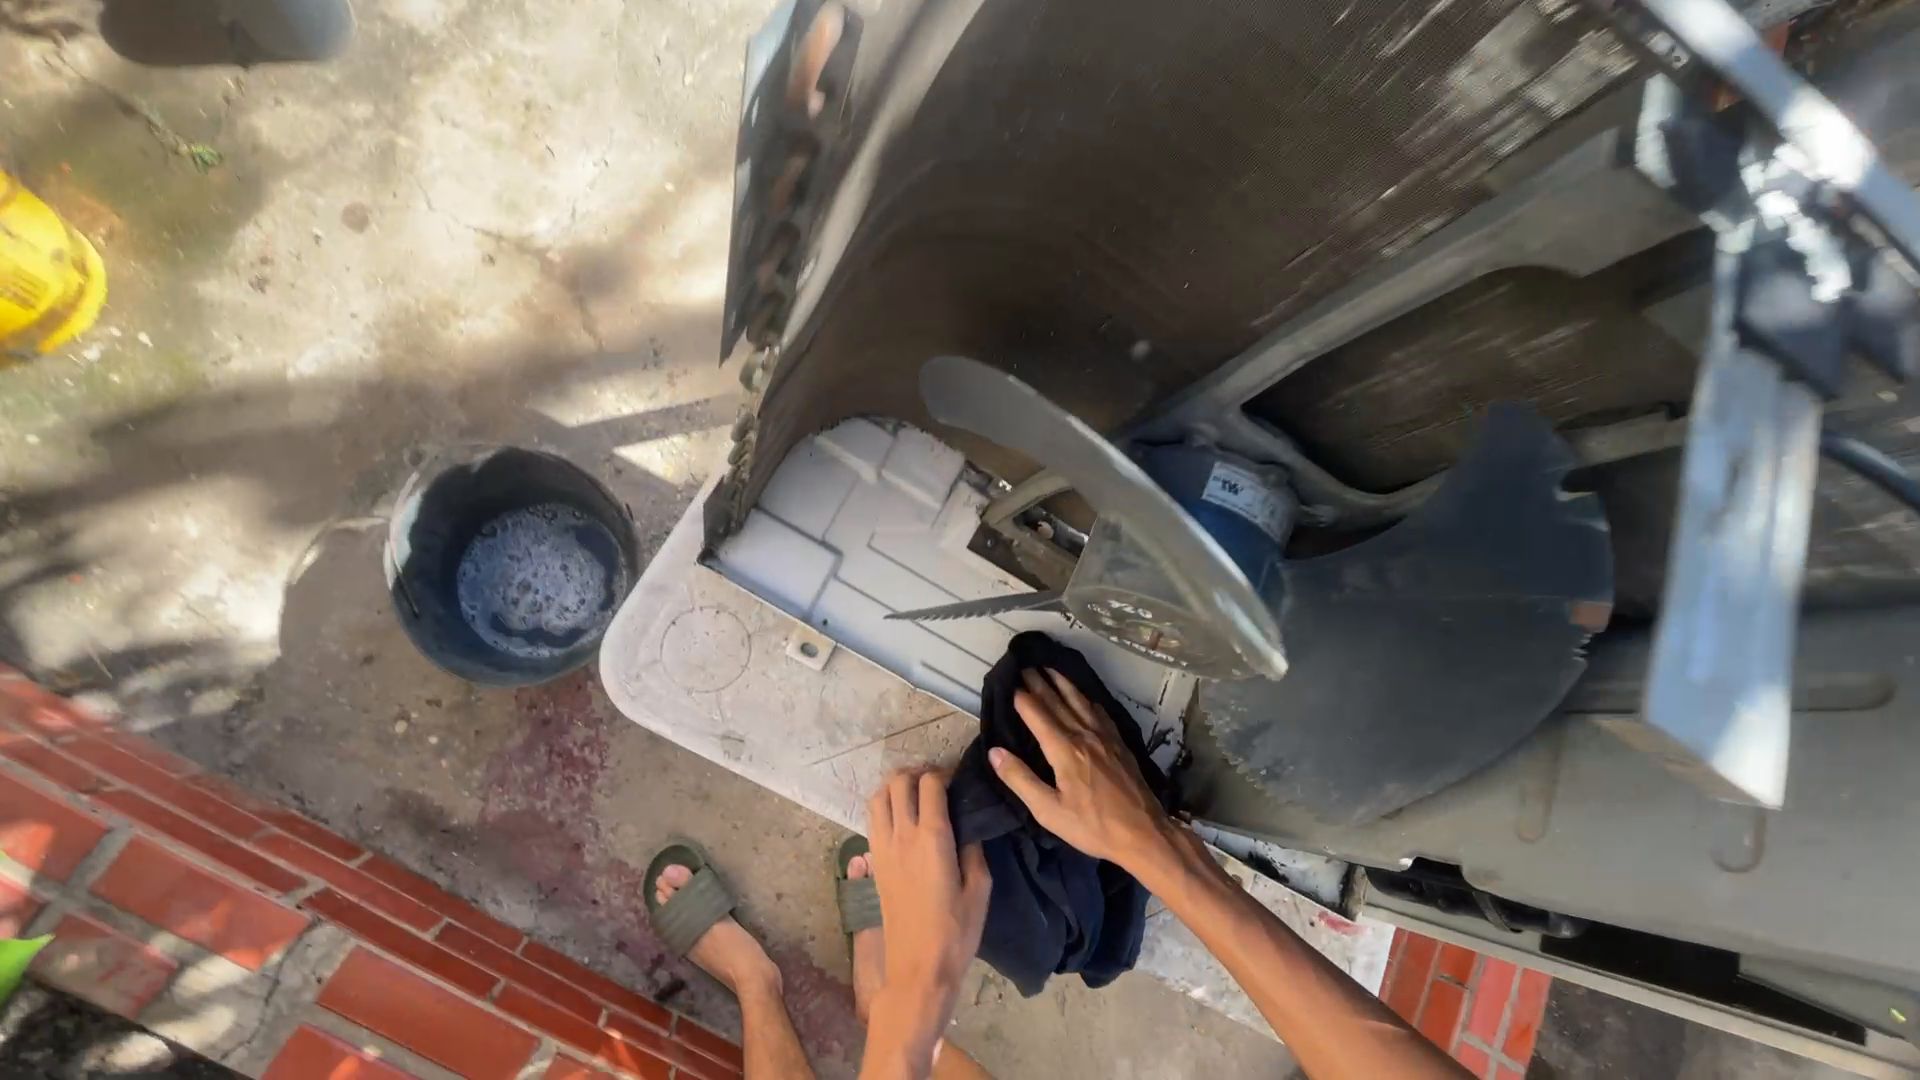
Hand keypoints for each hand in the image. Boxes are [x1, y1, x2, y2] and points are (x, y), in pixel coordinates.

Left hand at [863, 768, 990, 1074]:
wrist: (917, 971)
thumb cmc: (955, 933)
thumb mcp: (979, 889)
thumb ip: (973, 849)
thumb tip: (969, 826)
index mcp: (932, 838)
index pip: (929, 783)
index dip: (944, 773)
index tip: (958, 780)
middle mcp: (902, 836)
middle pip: (899, 781)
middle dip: (918, 773)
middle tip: (937, 782)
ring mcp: (882, 848)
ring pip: (879, 796)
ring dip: (896, 786)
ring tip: (916, 794)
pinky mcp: (874, 863)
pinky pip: (873, 818)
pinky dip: (885, 805)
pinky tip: (902, 817)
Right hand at [992, 668, 1176, 872]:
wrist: (1144, 833)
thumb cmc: (1093, 827)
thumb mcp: (1049, 812)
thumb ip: (1020, 780)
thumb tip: (994, 752)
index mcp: (1064, 750)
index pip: (1037, 714)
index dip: (1021, 697)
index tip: (1009, 681)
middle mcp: (1084, 735)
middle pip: (1057, 701)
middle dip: (1039, 683)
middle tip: (1024, 666)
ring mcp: (1105, 737)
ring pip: (1080, 701)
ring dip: (1062, 683)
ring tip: (1050, 668)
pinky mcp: (1119, 743)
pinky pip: (1099, 712)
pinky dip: (1086, 699)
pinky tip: (1085, 697)